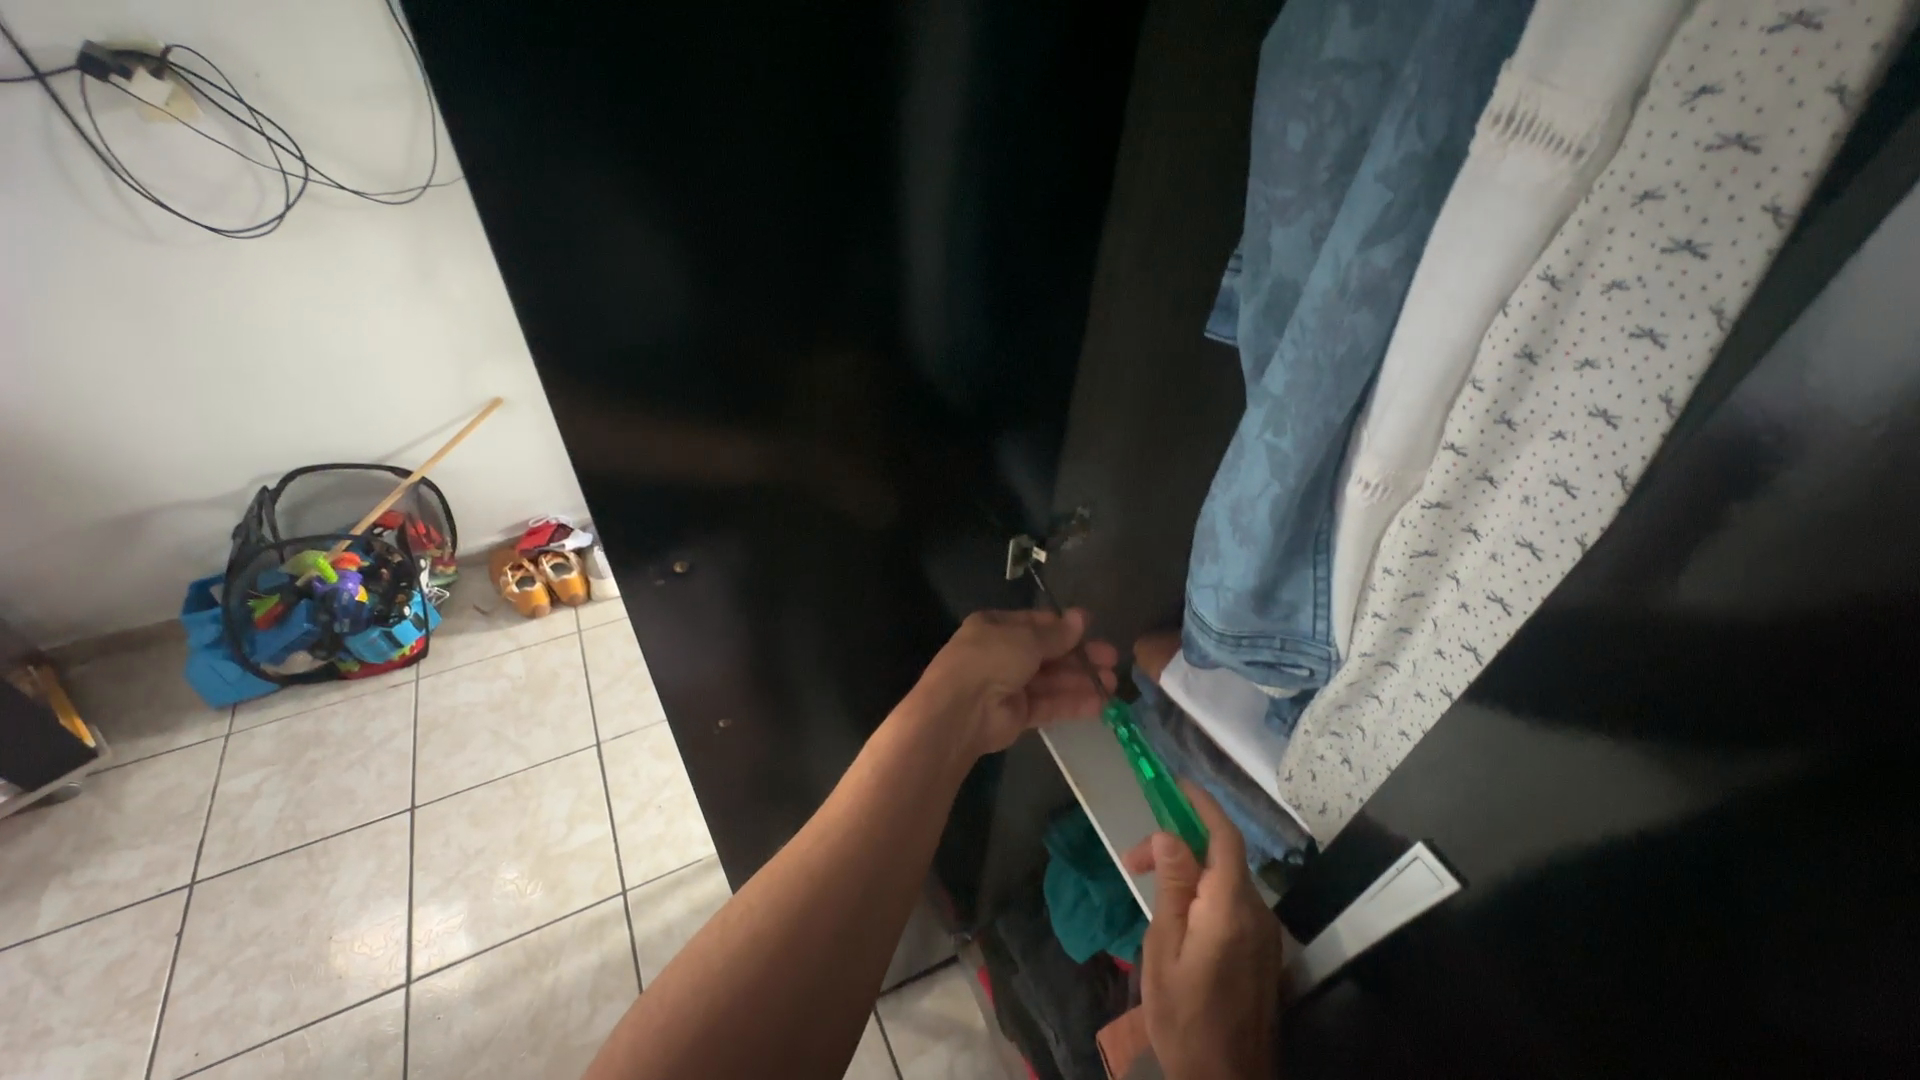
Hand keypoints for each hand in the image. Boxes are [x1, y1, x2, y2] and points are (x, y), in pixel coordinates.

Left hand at [903, 608, 1118, 758]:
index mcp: (996, 627)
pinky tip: (1099, 703)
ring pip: (1051, 681)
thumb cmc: (989, 659)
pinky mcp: (1016, 715)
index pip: (1036, 623)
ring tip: (1113, 684)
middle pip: (1048, 654)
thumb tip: (1082, 618)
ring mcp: (1009, 686)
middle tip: (1112, 660)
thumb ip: (1056, 634)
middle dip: (1080, 657)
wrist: (960, 710)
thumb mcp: (1025, 638)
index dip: (1065, 627)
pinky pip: (1048, 704)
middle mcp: (1002, 654)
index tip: (1094, 629)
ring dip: (1081, 681)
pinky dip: (1072, 703)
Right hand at [1123, 784, 1283, 1079]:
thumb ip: (1172, 889)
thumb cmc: (1184, 1018)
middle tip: (1134, 860)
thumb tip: (1168, 837)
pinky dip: (1205, 893)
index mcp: (1231, 909)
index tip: (1177, 785)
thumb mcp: (1164, 949)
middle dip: (1179, 844)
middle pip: (1222, 857)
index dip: (1203, 806)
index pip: (1224, 839)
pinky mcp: (1263, 952)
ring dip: (1190, 871)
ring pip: (1227, 881)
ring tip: (1148, 884)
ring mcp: (1265, 935)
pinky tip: (1177, 911)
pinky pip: (1233, 904)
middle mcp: (1257, 913)